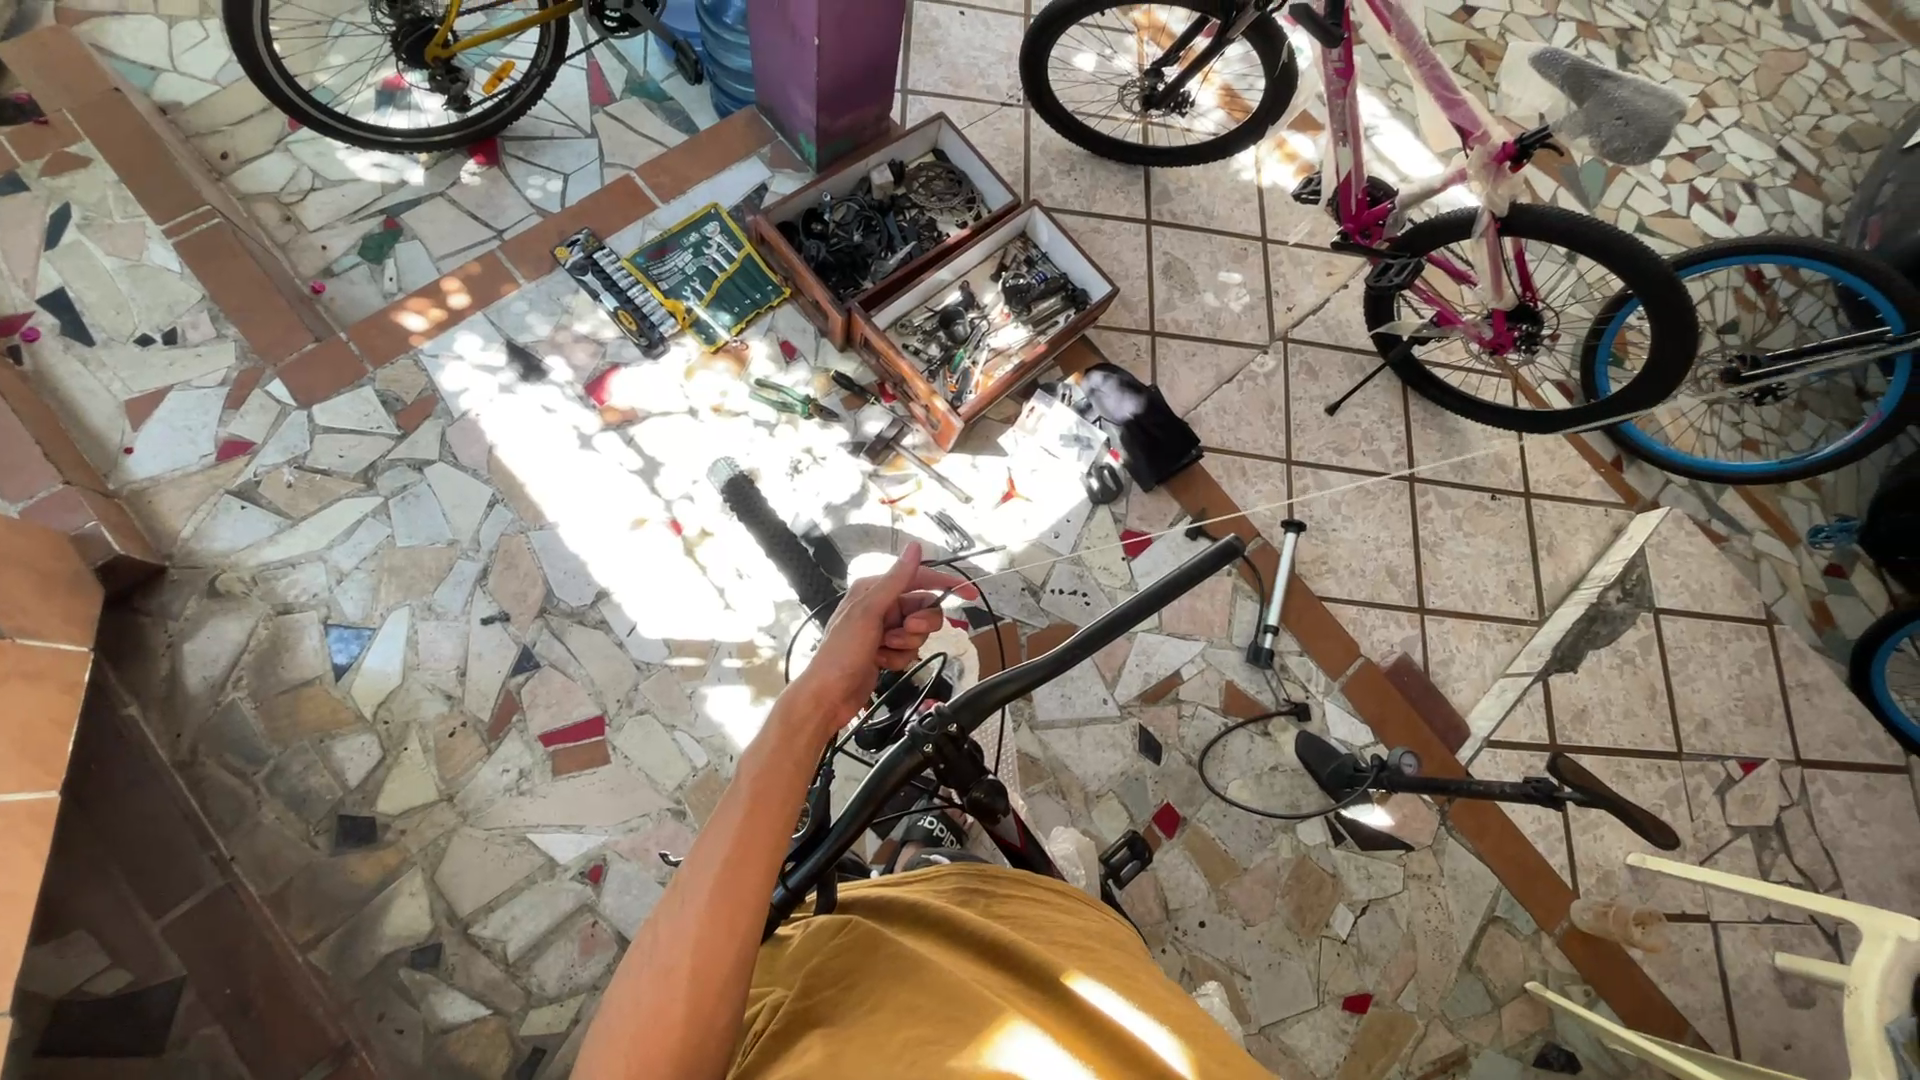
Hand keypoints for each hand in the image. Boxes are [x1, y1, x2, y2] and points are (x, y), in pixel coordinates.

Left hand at [786, 542, 976, 738]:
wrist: (829, 695)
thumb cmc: (842, 653)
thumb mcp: (869, 612)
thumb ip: (896, 580)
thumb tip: (915, 547)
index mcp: (874, 589)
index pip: (918, 578)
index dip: (945, 584)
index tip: (969, 592)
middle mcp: (880, 605)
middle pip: (923, 608)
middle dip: (919, 624)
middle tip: (905, 632)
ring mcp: (883, 629)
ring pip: (919, 631)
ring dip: (907, 644)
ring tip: (885, 650)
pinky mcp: (886, 649)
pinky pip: (909, 649)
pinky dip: (900, 658)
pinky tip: (881, 662)